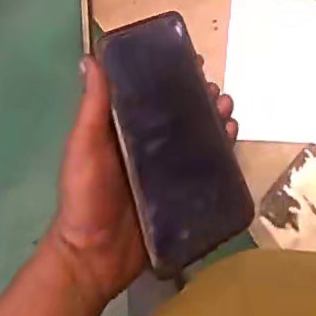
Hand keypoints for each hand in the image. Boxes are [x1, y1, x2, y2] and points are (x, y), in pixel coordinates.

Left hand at [43, 56, 237, 310]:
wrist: (93, 257)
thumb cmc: (85, 194)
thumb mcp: (85, 144)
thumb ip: (93, 105)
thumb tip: (90, 58)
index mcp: (130, 126)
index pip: (157, 91)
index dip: (176, 73)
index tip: (193, 58)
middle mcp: (154, 141)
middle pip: (185, 109)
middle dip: (203, 93)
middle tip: (213, 89)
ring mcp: (172, 166)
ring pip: (201, 132)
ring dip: (217, 115)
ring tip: (225, 108)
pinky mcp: (185, 190)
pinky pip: (210, 164)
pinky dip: (224, 146)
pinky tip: (231, 134)